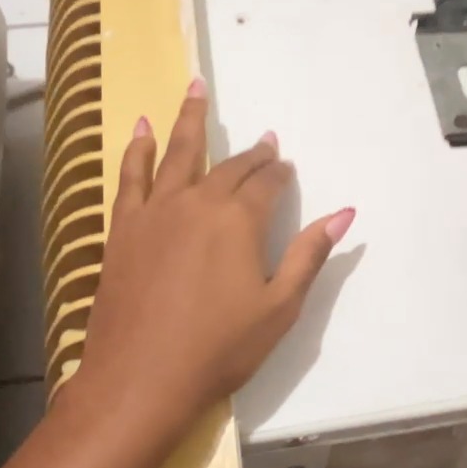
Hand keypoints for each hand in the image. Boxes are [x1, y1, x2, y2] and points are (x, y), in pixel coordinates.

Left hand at [72, 80, 354, 427]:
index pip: (267, 184)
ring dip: (190, 119)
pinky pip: (129, 175)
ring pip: (177, 153)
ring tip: (197, 88)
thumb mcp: (279, 307)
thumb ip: (309, 254)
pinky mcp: (122, 228)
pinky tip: (140, 128)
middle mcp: (197, 202)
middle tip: (264, 140)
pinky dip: (136, 148)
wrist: (140, 379)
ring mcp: (155, 211)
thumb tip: (344, 213)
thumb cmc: (219, 349)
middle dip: (250, 154)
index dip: (280, 173)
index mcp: (239, 221)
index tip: (286, 166)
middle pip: (229, 167)